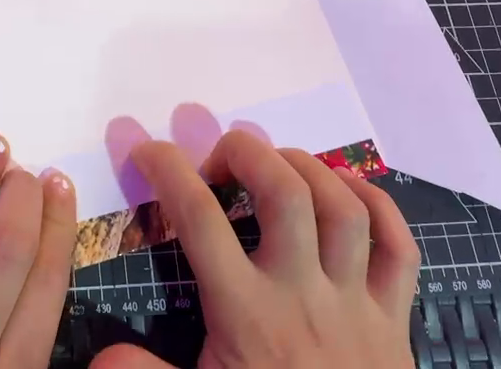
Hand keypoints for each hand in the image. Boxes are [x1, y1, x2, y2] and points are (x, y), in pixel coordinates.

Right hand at [92, 131, 418, 368]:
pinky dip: (377, 205)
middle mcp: (302, 295)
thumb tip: (101, 355)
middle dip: (245, 153)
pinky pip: (400, 247)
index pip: (199, 218)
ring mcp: (356, 304)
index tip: (150, 152)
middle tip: (220, 158)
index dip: (169, 170)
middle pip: (283, 192)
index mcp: (247, 315)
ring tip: (276, 165)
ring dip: (306, 168)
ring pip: (341, 208)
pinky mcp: (396, 320)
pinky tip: (346, 190)